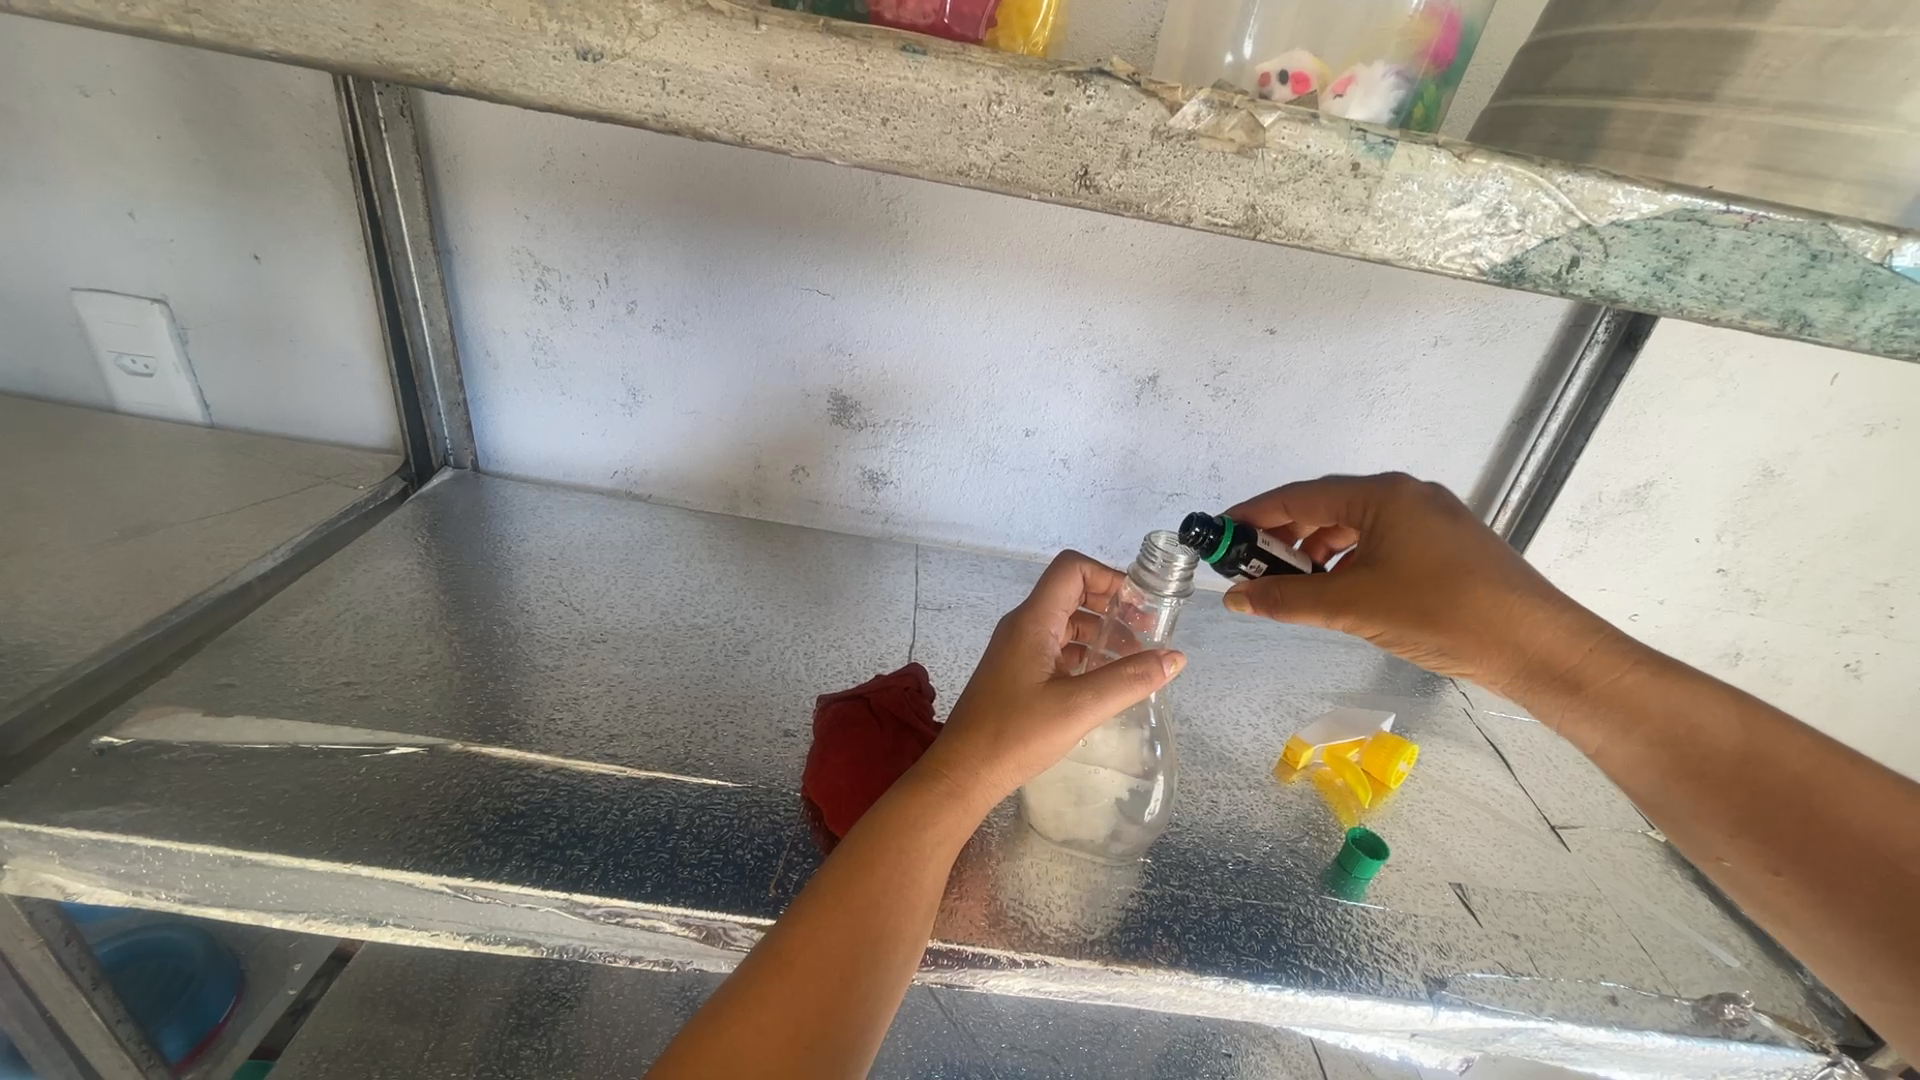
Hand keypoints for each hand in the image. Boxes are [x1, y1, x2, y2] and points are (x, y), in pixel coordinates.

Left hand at [913, 551, 1184, 809]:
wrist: (963, 771)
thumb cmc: (1016, 734)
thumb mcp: (1080, 707)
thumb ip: (1129, 679)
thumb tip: (1175, 657)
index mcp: (1033, 620)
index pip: (1072, 569)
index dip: (1109, 577)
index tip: (1141, 606)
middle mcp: (1023, 625)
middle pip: (1071, 593)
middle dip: (1112, 607)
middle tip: (1148, 634)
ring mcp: (1017, 649)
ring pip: (1065, 623)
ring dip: (1100, 633)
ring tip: (1135, 661)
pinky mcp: (1016, 672)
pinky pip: (1056, 648)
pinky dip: (1084, 655)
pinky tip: (1105, 681)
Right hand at [1222, 473, 1621, 699]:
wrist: (1538, 646)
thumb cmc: (1440, 613)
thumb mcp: (1352, 606)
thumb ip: (1286, 599)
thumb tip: (1235, 599)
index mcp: (1382, 494)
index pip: (1298, 496)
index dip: (1253, 515)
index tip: (1219, 533)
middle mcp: (1405, 494)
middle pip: (1325, 506)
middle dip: (1282, 535)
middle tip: (1248, 564)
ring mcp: (1430, 517)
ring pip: (1352, 525)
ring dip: (1314, 551)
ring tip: (1290, 583)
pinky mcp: (1445, 543)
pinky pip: (1378, 541)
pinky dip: (1347, 561)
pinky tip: (1336, 589)